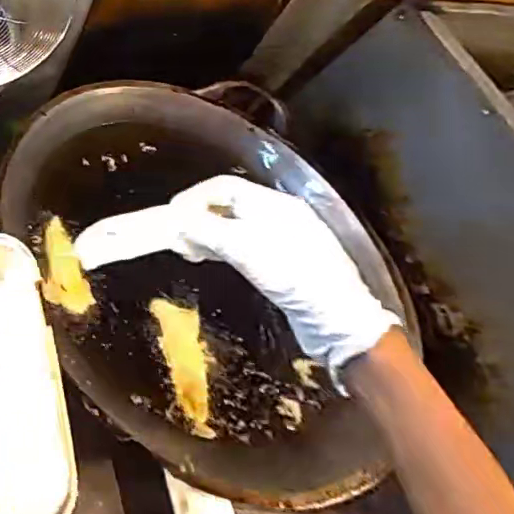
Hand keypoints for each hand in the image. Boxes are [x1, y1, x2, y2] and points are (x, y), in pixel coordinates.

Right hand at [74, 174, 398, 376]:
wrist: (343, 326)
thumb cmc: (295, 279)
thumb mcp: (244, 250)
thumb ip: (207, 230)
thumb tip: (176, 220)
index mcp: (274, 204)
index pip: (222, 187)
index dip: (192, 198)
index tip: (171, 216)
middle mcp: (280, 216)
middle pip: (227, 205)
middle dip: (197, 216)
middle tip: (176, 234)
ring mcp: (284, 240)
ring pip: (233, 226)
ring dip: (207, 234)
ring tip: (189, 249)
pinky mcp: (285, 265)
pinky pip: (243, 245)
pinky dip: (222, 249)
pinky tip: (213, 260)